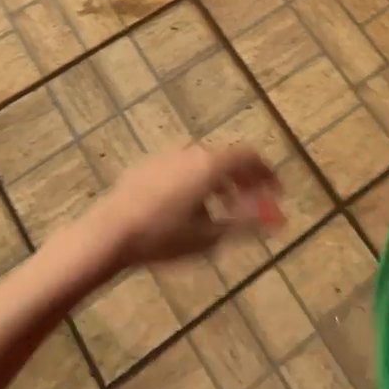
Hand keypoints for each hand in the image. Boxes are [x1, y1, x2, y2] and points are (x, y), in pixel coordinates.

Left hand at [80, 145, 284, 268]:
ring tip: (224, 214)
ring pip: (204, 166)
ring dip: (221, 185)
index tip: (277, 194)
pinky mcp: (148, 167)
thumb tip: (278, 218)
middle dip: (244, 182)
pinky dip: (197, 185)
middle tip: (254, 207)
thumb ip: (246, 223)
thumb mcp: (210, 236)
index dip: (267, 173)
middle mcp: (191, 153)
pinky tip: (191, 212)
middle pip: (227, 161)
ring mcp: (167, 157)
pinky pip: (183, 171)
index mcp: (210, 165)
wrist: (110, 232)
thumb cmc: (164, 236)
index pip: (249, 157)